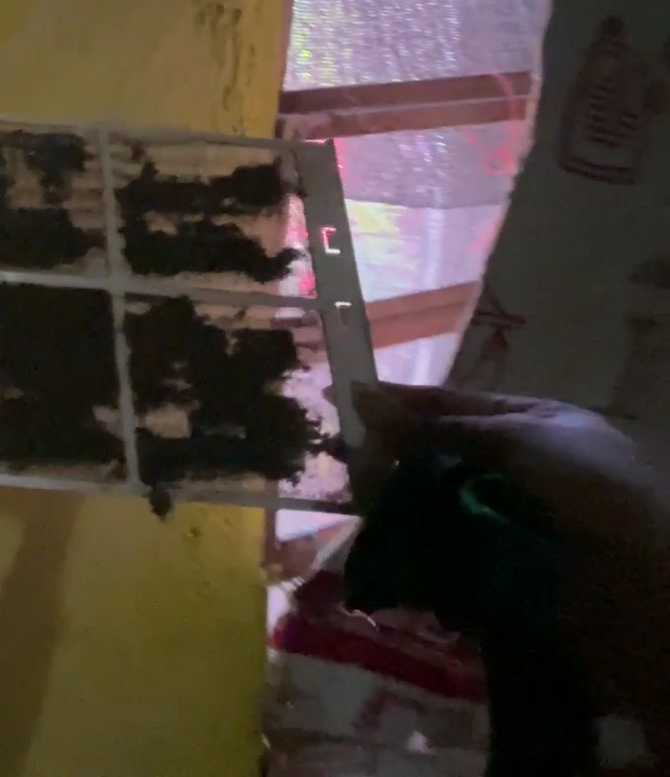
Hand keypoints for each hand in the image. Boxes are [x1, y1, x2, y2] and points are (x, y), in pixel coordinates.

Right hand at [350, 383, 668, 555]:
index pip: (451, 401)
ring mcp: (509, 503)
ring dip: (392, 484)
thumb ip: (431, 424)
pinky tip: (377, 517)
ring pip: (432, 483)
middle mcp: (523, 457)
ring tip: (351, 483)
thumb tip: (356, 395)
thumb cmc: (588, 490)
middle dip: (389, 444)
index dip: (396, 398)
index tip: (339, 395)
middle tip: (339, 446)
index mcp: (537, 421)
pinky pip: (439, 522)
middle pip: (437, 443)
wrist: (639, 583)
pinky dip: (408, 519)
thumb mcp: (512, 440)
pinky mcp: (496, 543)